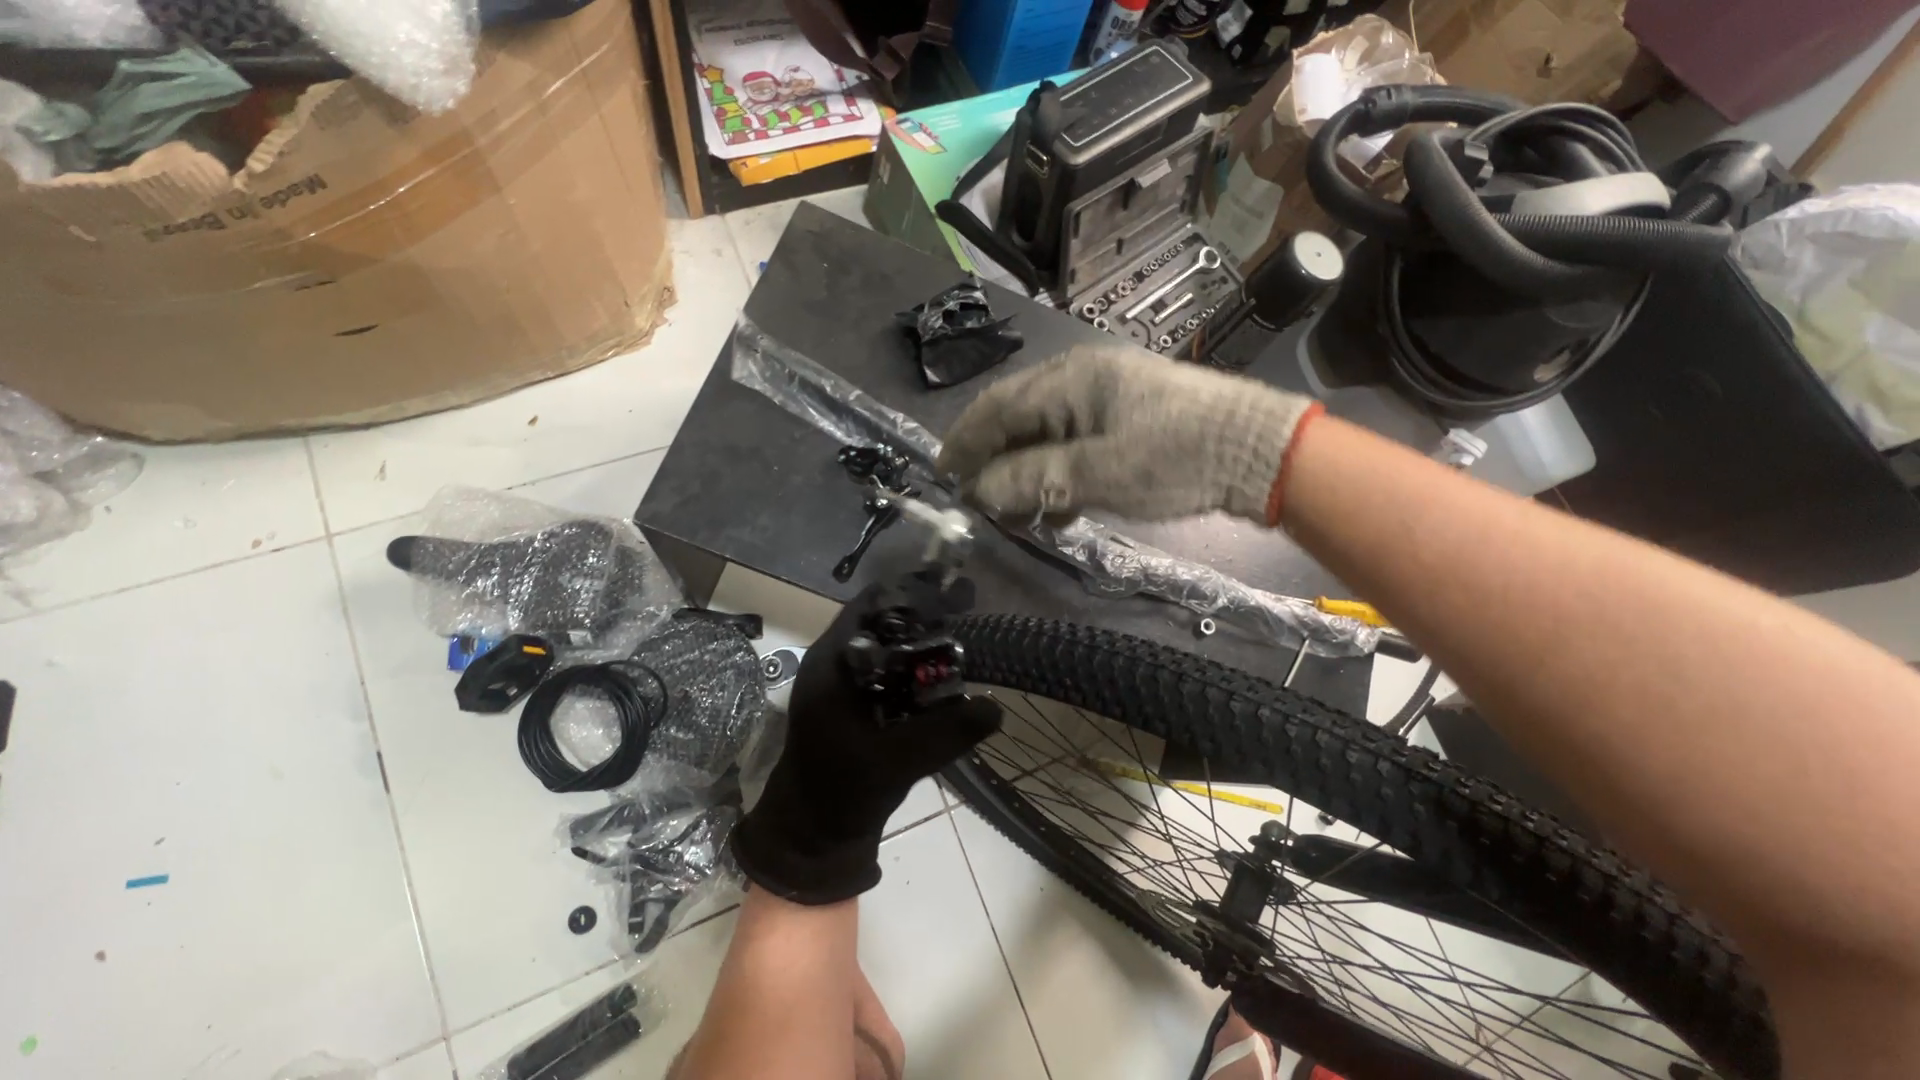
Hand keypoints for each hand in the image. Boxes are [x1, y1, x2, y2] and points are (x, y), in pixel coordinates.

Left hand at [731, 575, 1000, 904]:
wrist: (811, 834)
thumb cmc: (840, 791)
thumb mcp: (895, 762)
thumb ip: (944, 734)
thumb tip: (996, 708)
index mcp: (832, 664)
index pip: (873, 605)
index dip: (914, 596)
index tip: (956, 599)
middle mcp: (836, 663)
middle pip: (884, 622)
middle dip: (926, 618)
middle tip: (971, 617)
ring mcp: (844, 683)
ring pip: (889, 647)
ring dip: (923, 643)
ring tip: (967, 641)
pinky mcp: (856, 703)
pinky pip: (890, 672)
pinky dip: (917, 668)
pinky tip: (948, 678)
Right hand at [936, 345, 1322, 524]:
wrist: (1259, 450)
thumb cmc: (1178, 457)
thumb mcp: (1100, 473)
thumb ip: (1036, 480)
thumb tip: (980, 493)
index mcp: (1071, 379)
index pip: (998, 408)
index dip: (965, 443)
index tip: (942, 477)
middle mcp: (1082, 378)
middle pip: (1018, 418)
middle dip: (993, 461)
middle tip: (974, 500)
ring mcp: (1107, 397)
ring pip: (1045, 434)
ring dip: (1026, 473)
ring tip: (1016, 515)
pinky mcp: (1127, 419)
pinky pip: (1074, 443)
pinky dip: (1058, 474)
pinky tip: (1058, 507)